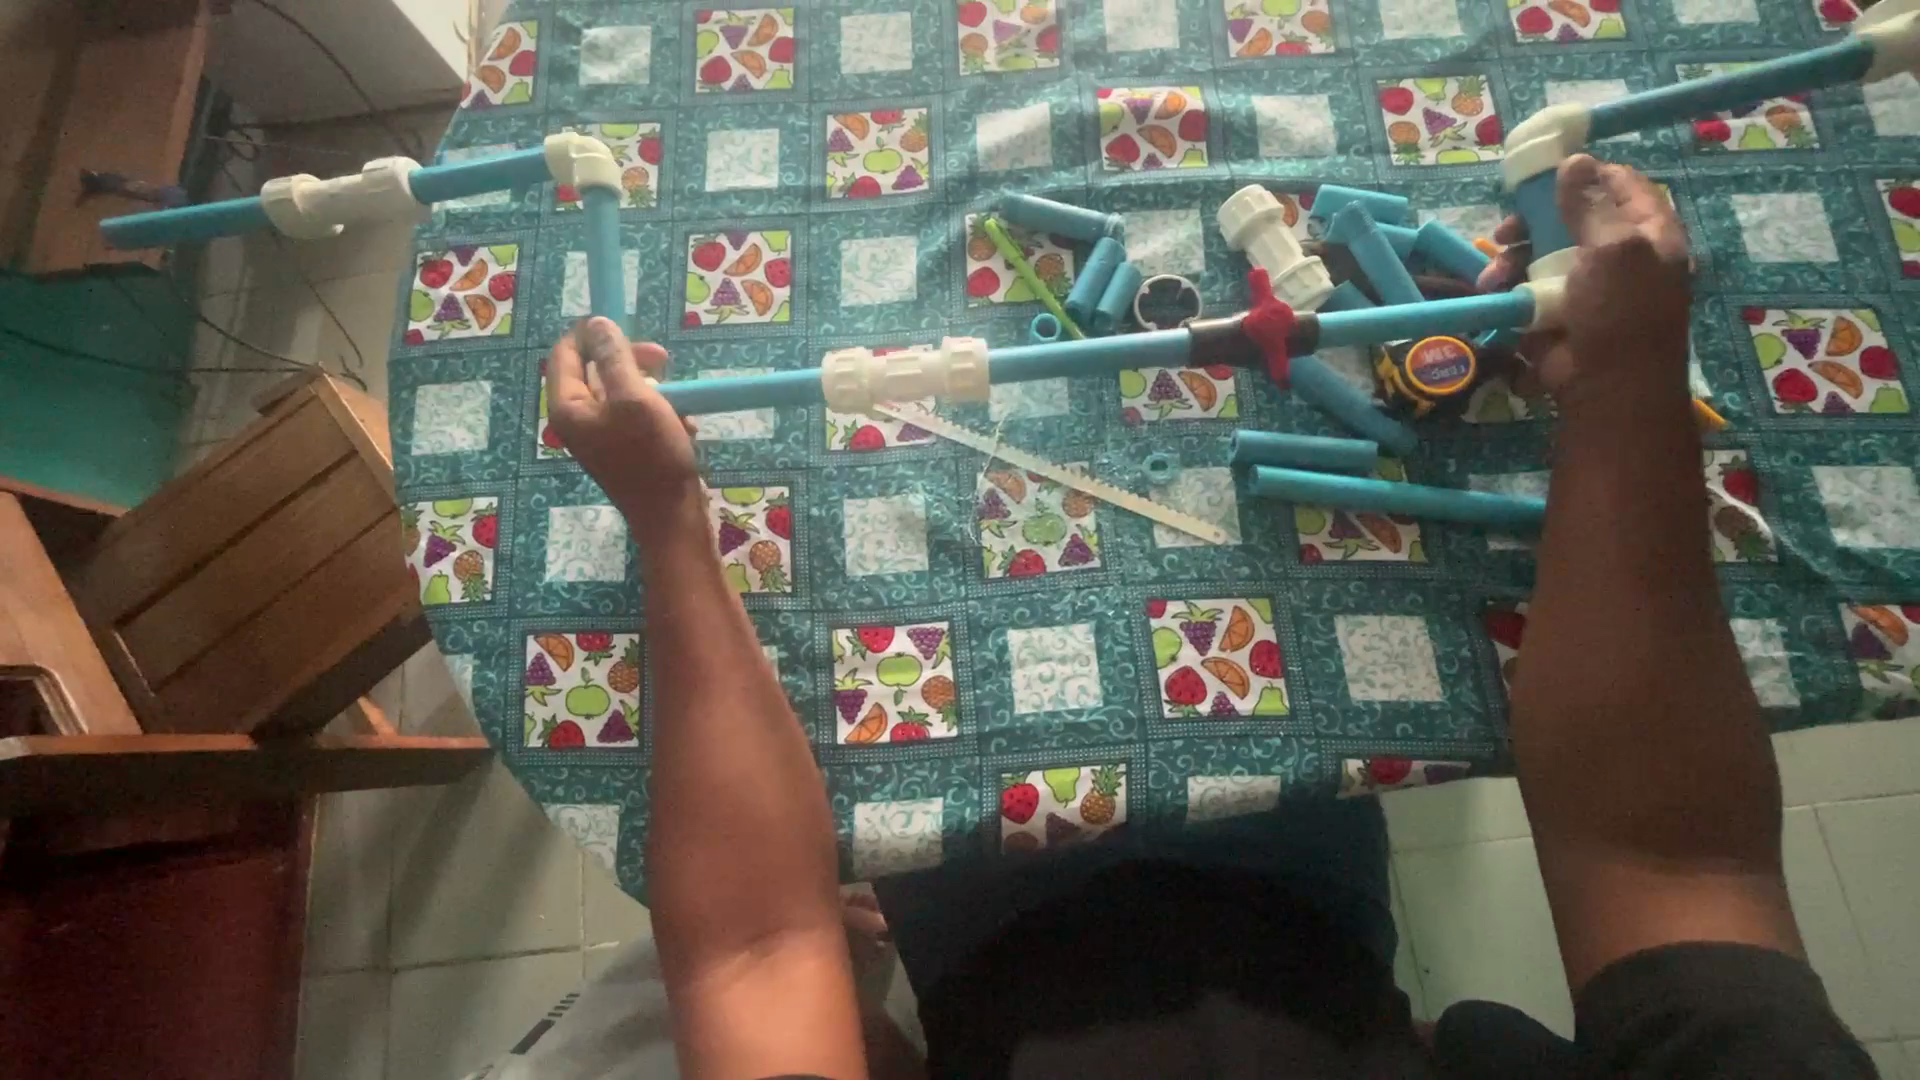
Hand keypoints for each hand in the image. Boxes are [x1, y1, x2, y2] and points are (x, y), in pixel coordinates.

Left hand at [547, 317, 700, 517]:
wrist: (673, 517)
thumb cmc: (653, 456)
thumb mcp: (637, 398)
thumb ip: (615, 358)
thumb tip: (598, 323)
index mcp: (568, 407)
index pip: (565, 353)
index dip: (593, 333)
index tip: (629, 327)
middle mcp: (578, 421)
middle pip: (596, 372)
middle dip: (631, 362)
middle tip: (664, 359)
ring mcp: (602, 439)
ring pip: (623, 394)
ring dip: (655, 392)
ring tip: (680, 405)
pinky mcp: (626, 452)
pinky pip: (638, 419)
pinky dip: (661, 416)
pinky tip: (684, 427)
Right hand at [1477, 155, 1692, 411]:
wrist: (1605, 383)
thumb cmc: (1620, 312)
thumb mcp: (1612, 249)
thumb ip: (1589, 206)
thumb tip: (1574, 162)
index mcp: (1646, 232)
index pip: (1618, 186)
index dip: (1582, 176)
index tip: (1542, 178)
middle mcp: (1615, 253)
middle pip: (1568, 220)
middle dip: (1532, 224)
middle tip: (1505, 232)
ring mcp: (1582, 284)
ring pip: (1539, 255)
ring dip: (1511, 261)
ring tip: (1493, 277)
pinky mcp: (1552, 312)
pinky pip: (1524, 288)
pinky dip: (1507, 288)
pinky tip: (1493, 293)